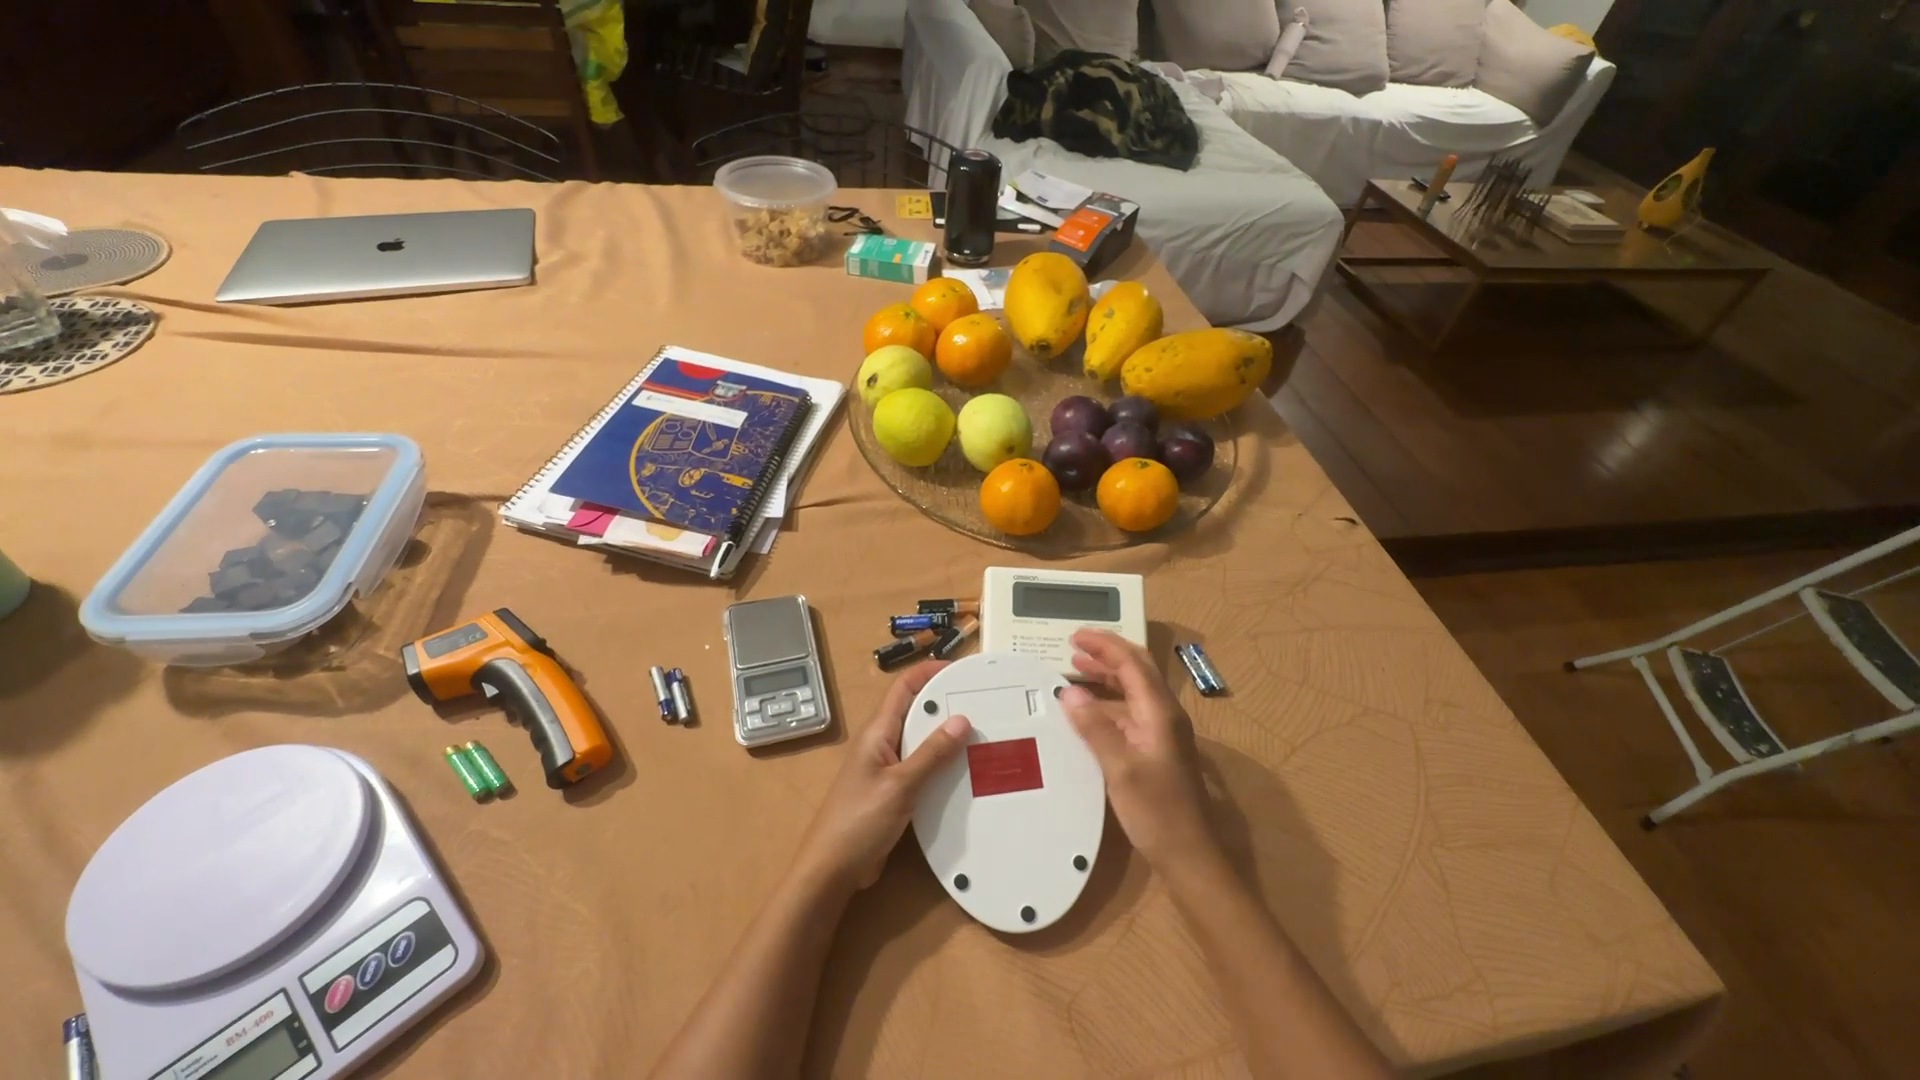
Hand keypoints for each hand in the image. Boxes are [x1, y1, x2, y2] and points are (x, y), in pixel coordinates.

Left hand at [791, 662, 972, 892]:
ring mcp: (887, 768)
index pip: (904, 687)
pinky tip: (966, 772)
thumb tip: (962, 719)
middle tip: (984, 703)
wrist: (832, 869)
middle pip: (915, 711)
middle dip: (946, 703)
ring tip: (983, 733)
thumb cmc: (859, 821)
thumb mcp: (900, 785)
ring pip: (920, 741)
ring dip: (946, 735)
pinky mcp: (893, 792)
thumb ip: (931, 754)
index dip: (930, 672)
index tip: (962, 670)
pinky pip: (921, 768)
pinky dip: (942, 764)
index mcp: (877, 732)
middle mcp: (881, 744)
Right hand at [1060, 630, 1214, 866]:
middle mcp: (1165, 716)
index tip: (1075, 636)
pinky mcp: (1157, 751)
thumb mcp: (1120, 768)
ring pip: (1134, 693)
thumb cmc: (1157, 811)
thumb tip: (1069, 692)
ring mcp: (1163, 734)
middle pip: (1137, 672)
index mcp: (1160, 713)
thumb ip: (1095, 727)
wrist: (1189, 854)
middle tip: (1073, 649)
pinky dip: (1108, 705)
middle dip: (1106, 656)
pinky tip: (1088, 714)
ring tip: (1076, 673)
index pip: (1132, 663)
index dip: (1104, 645)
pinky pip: (1131, 714)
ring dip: (1107, 679)